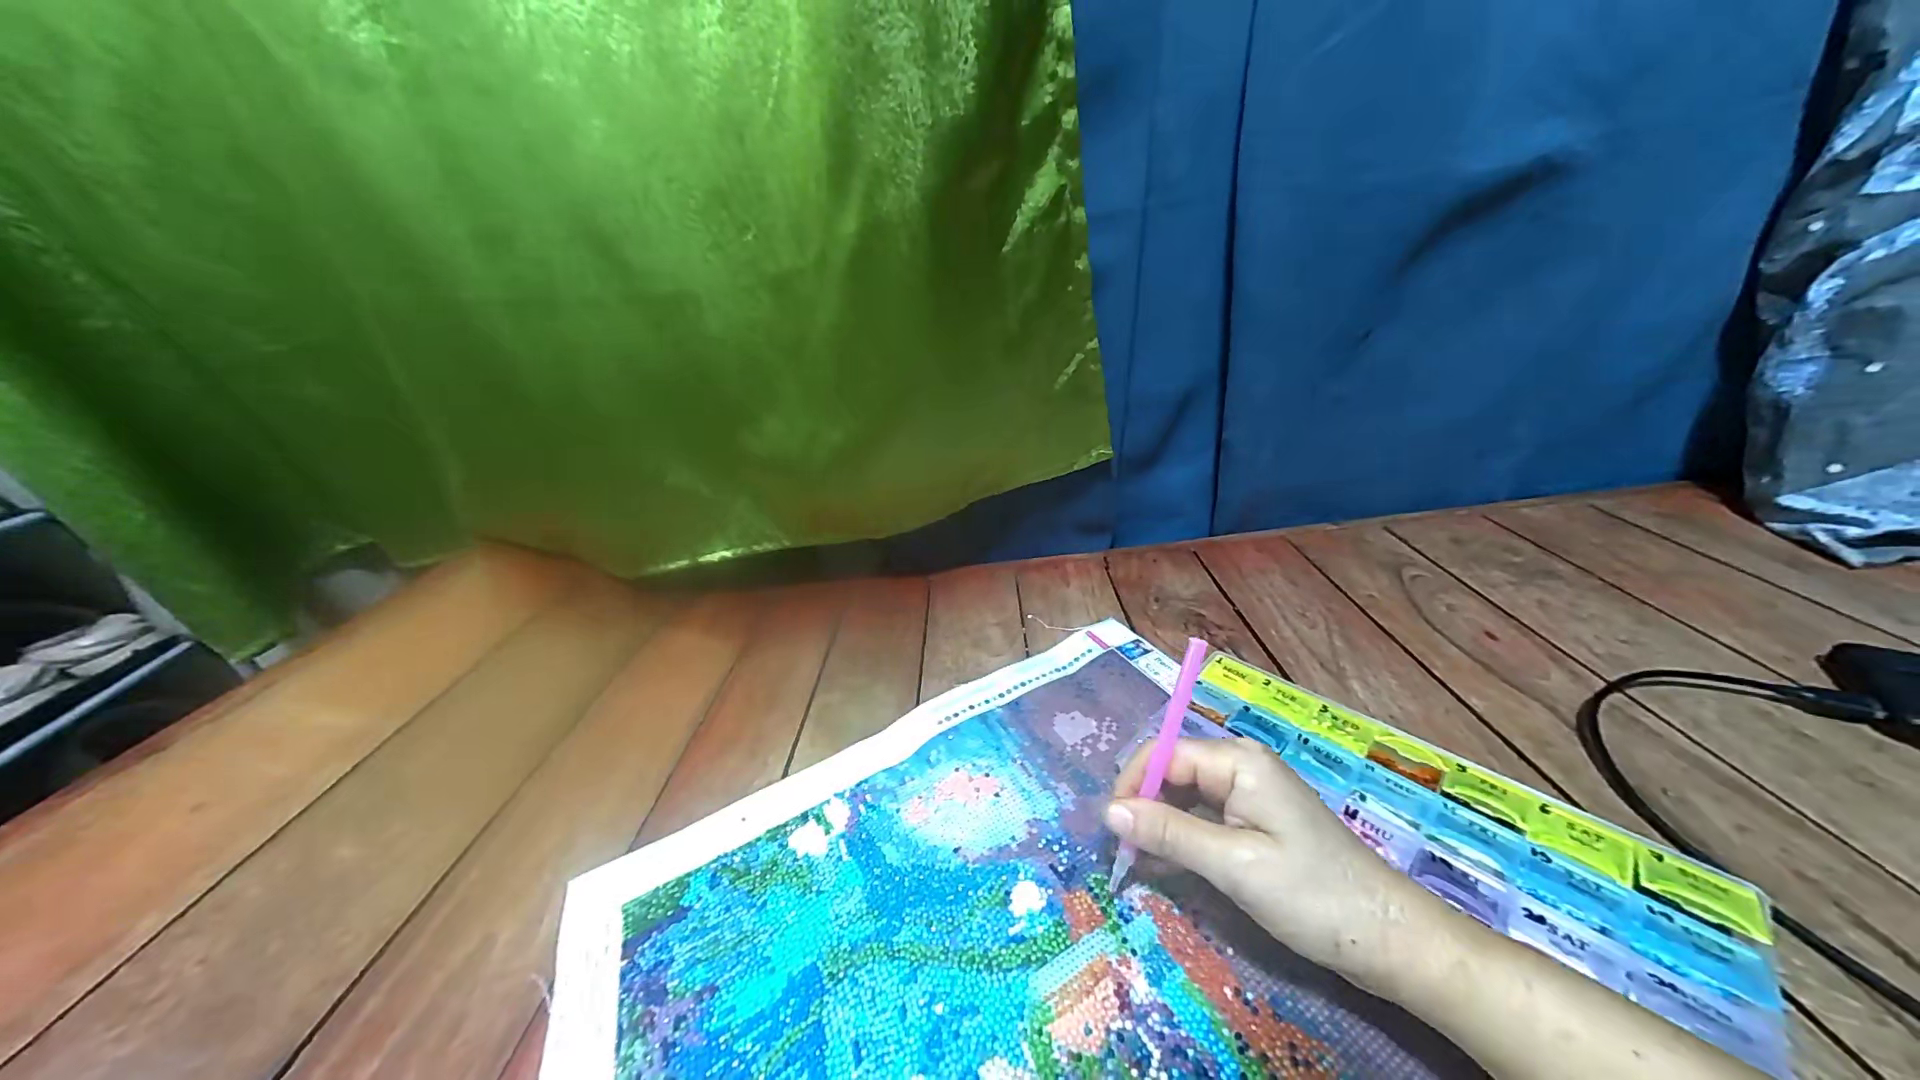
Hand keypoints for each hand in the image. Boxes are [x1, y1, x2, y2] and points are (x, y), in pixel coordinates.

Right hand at [1105, 736, 1439, 989]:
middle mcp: (1240, 767)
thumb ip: (1169, 833)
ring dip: (1159, 827)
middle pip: (1172, 774)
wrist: (1391, 939)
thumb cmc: (1312, 894)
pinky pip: (1203, 820)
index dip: (1132, 785)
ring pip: (1184, 799)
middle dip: (1143, 808)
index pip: (1164, 754)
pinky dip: (1181, 840)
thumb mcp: (1232, 864)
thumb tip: (1109, 812)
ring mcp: (1248, 795)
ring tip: (1138, 863)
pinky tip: (1165, 866)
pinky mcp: (1253, 823)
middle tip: (1122, 853)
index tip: (1111, 829)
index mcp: (1238, 760)